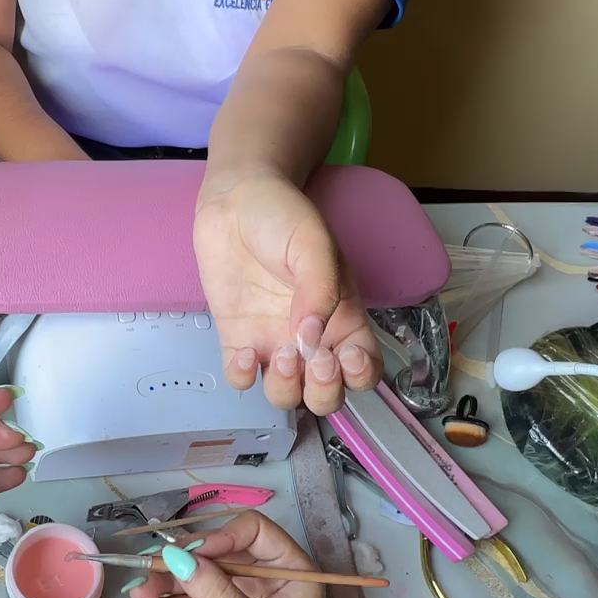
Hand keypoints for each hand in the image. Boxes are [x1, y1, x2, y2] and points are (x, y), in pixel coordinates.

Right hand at [128, 511, 339, 597]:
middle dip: (184, 559)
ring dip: (167, 582)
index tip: (192, 552)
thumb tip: (177, 557)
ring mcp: (237, 597)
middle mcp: (263, 576)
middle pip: (217, 551)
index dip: (221, 536)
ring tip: (139, 591)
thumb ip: (217, 593)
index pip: (253, 531)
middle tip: (152, 566)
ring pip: (198, 575)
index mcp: (290, 570)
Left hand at [194, 170, 381, 415]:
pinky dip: (244, 378)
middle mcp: (310, 339)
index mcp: (342, 317)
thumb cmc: (284, 217)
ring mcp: (272, 342)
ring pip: (286, 395)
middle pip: (326, 394)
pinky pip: (242, 379)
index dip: (359, 376)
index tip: (344, 355)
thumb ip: (321, 291)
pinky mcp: (237, 339)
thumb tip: (311, 338)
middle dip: (324, 391)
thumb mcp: (315, 245)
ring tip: (280, 354)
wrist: (234, 202)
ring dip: (288, 388)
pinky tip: (245, 353)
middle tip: (313, 358)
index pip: (363, 368)